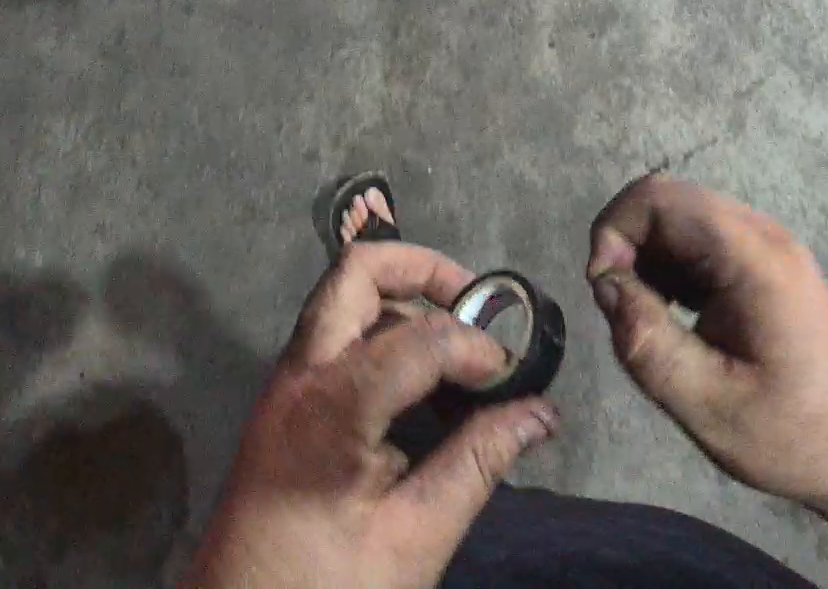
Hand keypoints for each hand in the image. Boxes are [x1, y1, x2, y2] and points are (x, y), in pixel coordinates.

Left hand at [187, 242, 559, 588]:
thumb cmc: (326, 585)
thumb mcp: (415, 539)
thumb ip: (478, 462)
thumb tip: (541, 411)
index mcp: (331, 407)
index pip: (418, 339)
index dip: (475, 348)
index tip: (511, 377)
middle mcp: (301, 372)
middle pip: (358, 271)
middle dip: (425, 270)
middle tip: (475, 305)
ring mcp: (287, 378)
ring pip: (343, 293)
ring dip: (403, 296)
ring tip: (453, 340)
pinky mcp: (286, 393)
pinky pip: (335, 328)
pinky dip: (382, 325)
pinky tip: (418, 372)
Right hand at [586, 174, 827, 509]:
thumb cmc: (795, 436)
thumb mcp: (707, 404)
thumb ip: (647, 341)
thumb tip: (605, 285)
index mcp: (753, 259)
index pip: (659, 197)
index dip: (614, 230)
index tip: (606, 291)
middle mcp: (760, 234)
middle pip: (665, 201)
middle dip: (625, 246)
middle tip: (623, 309)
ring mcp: (764, 245)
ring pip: (677, 218)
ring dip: (644, 258)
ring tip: (650, 319)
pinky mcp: (761, 262)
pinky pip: (695, 239)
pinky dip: (666, 266)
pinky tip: (674, 315)